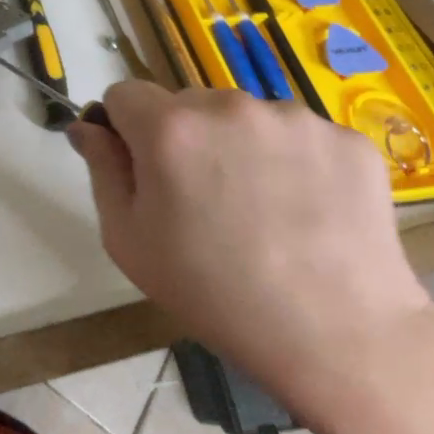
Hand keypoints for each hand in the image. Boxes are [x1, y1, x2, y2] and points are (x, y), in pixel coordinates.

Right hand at [67, 82, 433, 396]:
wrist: (340, 338)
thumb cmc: (214, 293)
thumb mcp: (128, 240)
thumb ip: (101, 169)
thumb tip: (87, 127)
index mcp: (168, 127)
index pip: (125, 94)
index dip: (127, 131)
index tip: (145, 173)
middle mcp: (228, 105)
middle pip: (186, 104)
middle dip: (185, 139)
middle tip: (204, 201)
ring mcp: (294, 118)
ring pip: (244, 118)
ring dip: (239, 146)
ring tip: (261, 209)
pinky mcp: (346, 139)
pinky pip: (300, 136)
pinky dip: (295, 162)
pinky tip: (306, 211)